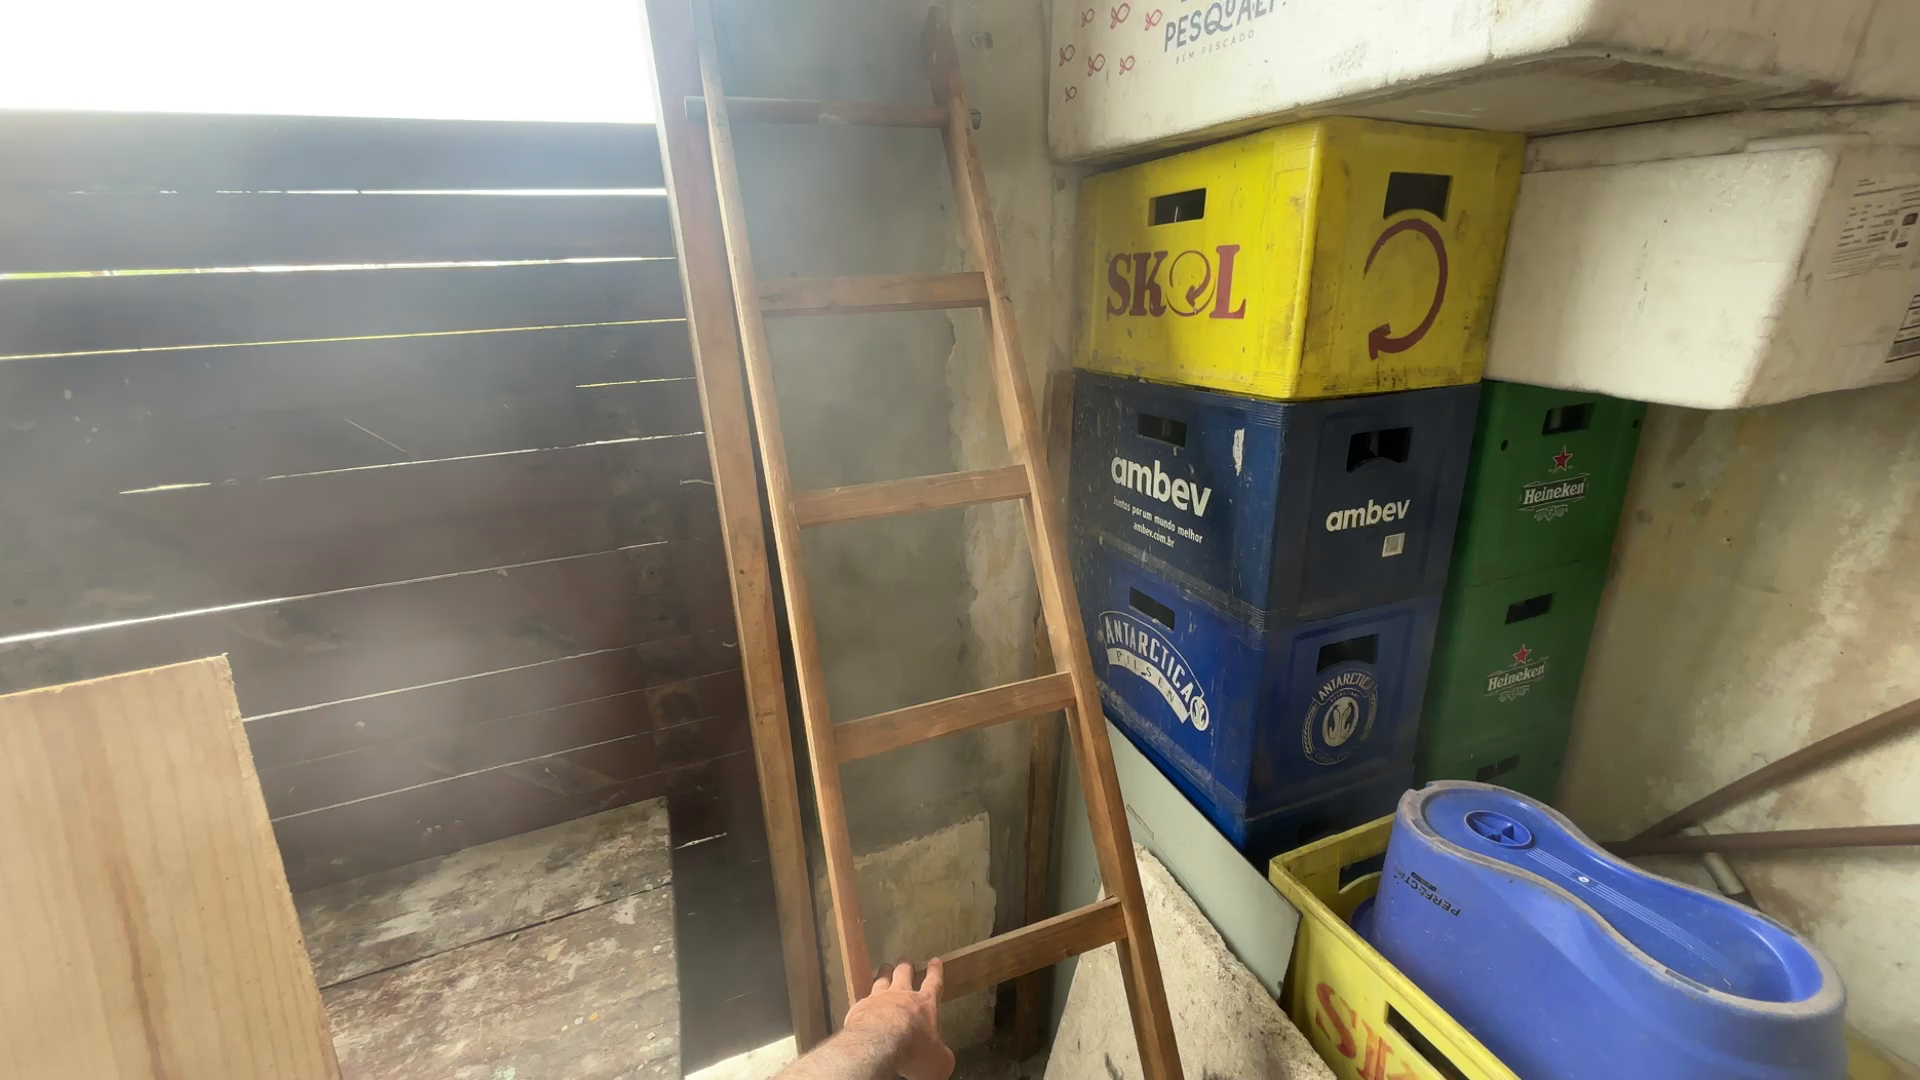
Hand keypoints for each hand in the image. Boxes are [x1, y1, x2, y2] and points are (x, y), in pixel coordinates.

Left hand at [842, 957, 953, 1079]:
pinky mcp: (859, 1008)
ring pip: (882, 979)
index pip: (933, 984)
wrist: (878, 1045)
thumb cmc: (914, 1050)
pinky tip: (862, 1003)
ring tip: (884, 968)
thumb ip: (942, 1056)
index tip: (935, 961)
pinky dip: (865, 1000)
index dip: (935, 972)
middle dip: (906, 965)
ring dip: (884, 973)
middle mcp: (901, 996)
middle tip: (905, 959)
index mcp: (924, 1004)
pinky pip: (862, 999)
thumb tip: (944, 1060)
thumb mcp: (938, 1061)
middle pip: (904, 973)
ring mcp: (878, 999)